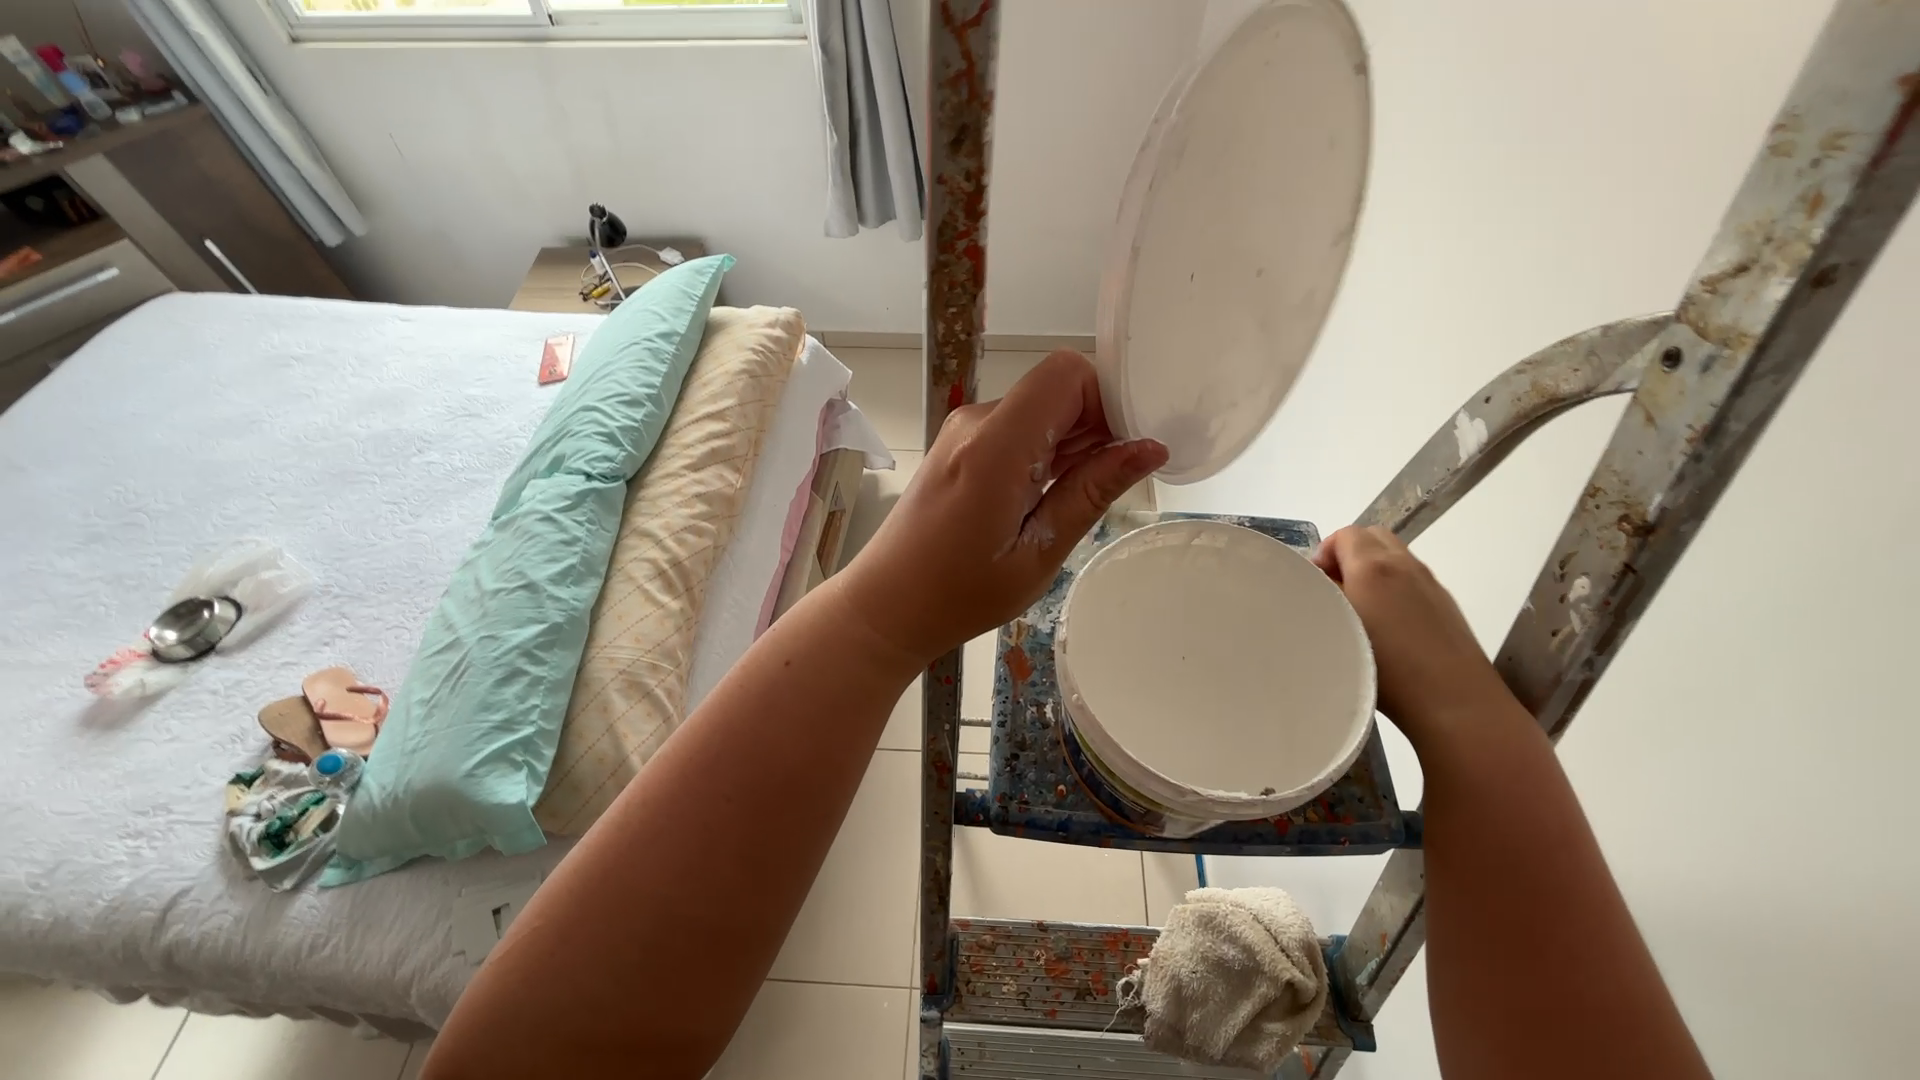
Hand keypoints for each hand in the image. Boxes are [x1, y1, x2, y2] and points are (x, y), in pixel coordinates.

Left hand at [835, 350, 1168, 667]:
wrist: (887, 604)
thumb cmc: (960, 593)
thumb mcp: (1039, 552)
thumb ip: (1092, 492)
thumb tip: (1150, 448)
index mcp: (996, 444)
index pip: (1068, 373)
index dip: (1107, 400)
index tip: (1125, 448)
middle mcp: (977, 422)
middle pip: (1056, 388)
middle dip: (1095, 425)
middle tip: (1106, 485)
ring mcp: (963, 431)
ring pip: (1039, 409)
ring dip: (1069, 442)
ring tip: (1071, 500)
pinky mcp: (958, 446)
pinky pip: (1017, 428)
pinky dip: (1043, 451)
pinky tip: (1044, 497)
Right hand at [1311, 526, 1514, 745]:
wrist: (1455, 704)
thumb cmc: (1383, 668)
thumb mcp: (1334, 628)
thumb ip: (1323, 595)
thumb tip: (1321, 583)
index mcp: (1373, 565)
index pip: (1344, 534)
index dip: (1324, 553)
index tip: (1315, 585)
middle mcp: (1406, 565)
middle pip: (1373, 537)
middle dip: (1348, 556)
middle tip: (1334, 592)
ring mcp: (1432, 584)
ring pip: (1395, 559)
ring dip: (1372, 573)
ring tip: (1360, 614)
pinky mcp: (1447, 606)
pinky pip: (1412, 582)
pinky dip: (1394, 590)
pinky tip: (1388, 631)